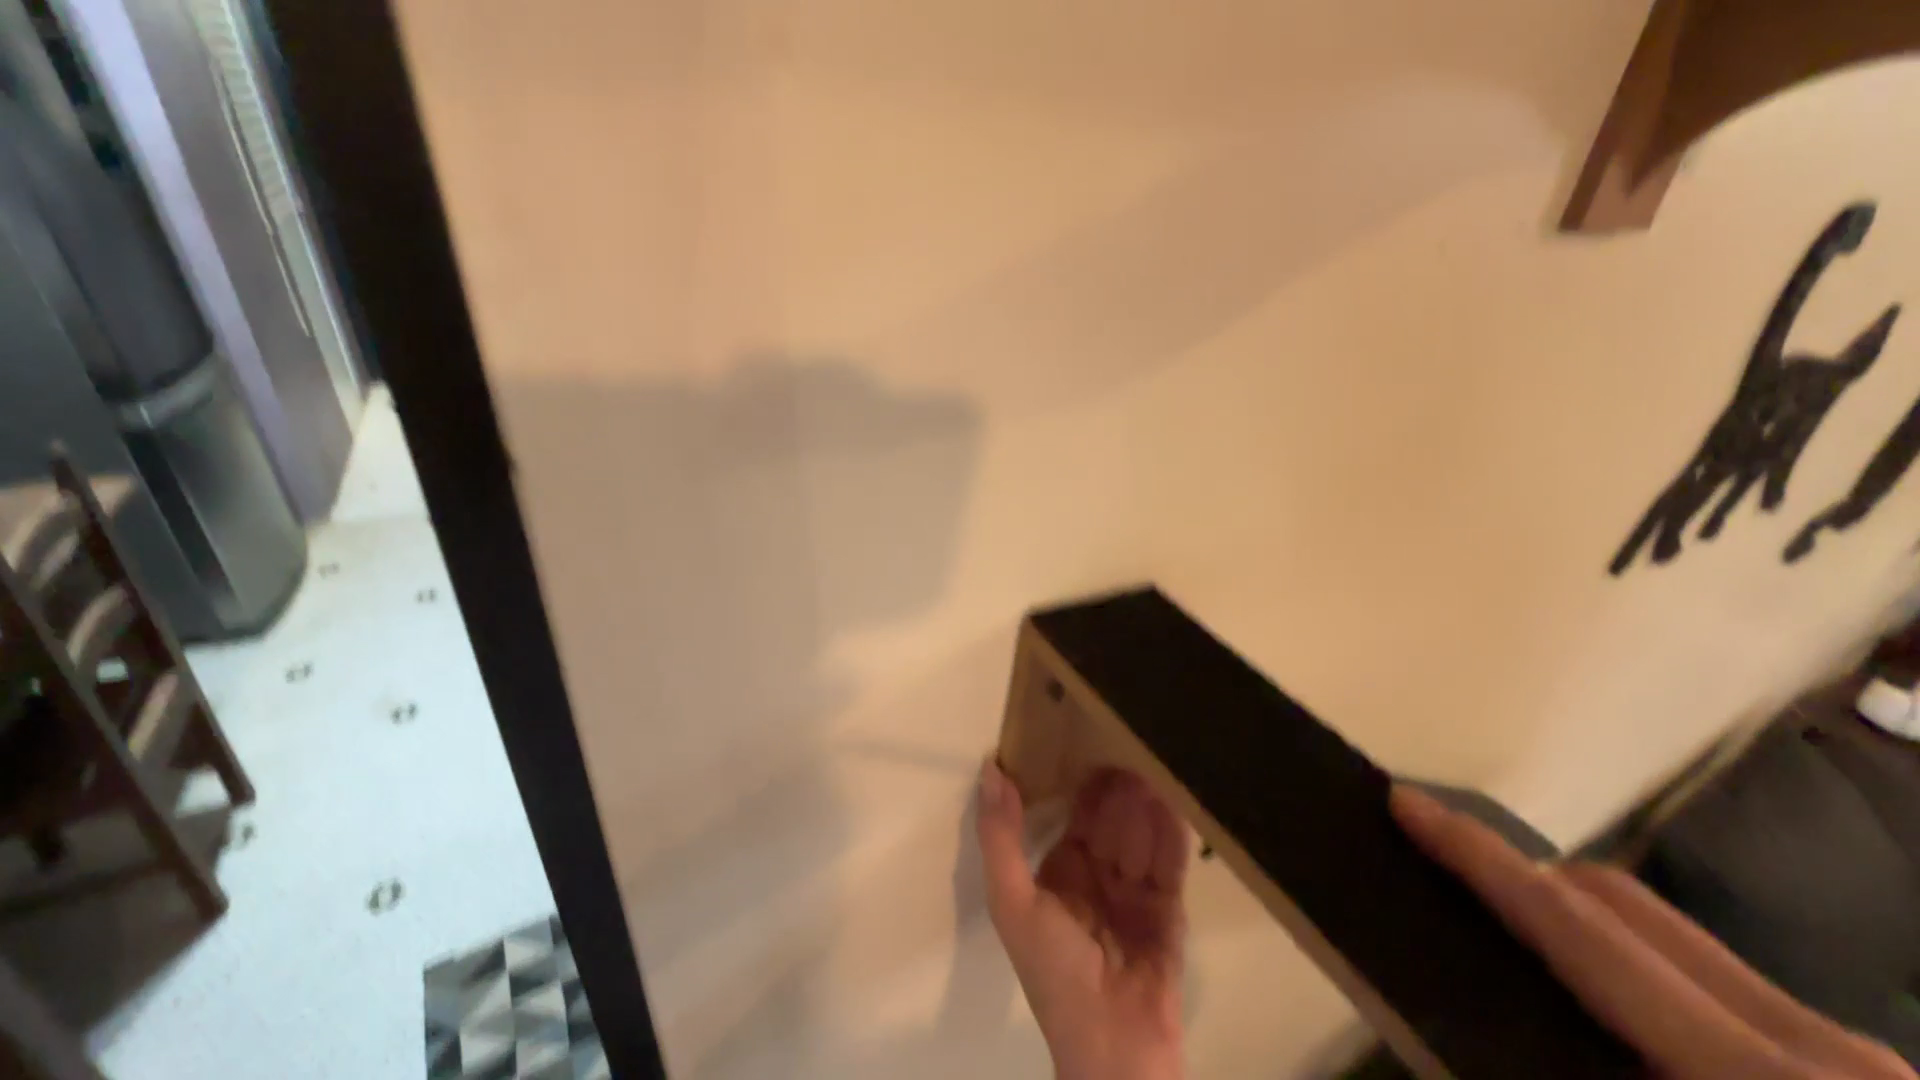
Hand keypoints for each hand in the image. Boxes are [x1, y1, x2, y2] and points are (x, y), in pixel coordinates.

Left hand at [977, 762, 1188, 1079]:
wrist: (1114, 1042)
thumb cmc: (1054, 969)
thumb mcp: (1013, 901)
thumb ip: (1001, 835)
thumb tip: (990, 769)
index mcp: (1058, 876)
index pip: (1071, 819)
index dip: (1078, 785)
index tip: (1084, 739)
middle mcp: (1097, 879)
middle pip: (1111, 823)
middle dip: (1117, 788)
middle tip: (1127, 741)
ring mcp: (1135, 894)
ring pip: (1141, 837)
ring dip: (1146, 803)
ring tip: (1152, 761)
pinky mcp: (1170, 909)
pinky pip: (1171, 864)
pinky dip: (1173, 833)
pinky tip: (1177, 800)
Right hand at [1391, 785, 1917, 1079]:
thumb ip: (1560, 1073)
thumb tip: (1467, 1048)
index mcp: (1746, 1077)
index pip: (1576, 927)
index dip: (1479, 856)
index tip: (1406, 801)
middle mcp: (1812, 1043)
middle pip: (1622, 903)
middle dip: (1519, 868)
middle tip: (1441, 870)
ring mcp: (1855, 1052)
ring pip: (1675, 937)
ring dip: (1580, 921)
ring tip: (1518, 947)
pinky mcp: (1868, 1067)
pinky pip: (1720, 980)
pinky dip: (1642, 967)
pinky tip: (1621, 1018)